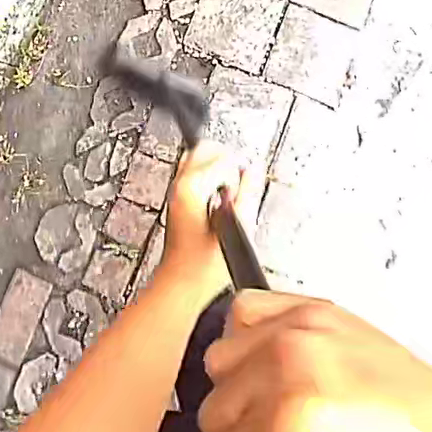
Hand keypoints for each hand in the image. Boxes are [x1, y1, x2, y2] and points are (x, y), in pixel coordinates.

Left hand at [152, 143, 253, 309]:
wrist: (181, 284)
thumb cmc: (203, 265)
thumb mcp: (238, 228)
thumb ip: (249, 193)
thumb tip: (254, 170)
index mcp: (192, 186)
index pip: (223, 158)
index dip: (239, 174)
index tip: (243, 192)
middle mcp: (180, 183)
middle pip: (206, 148)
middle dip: (227, 162)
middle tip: (238, 187)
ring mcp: (176, 190)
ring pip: (199, 157)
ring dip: (218, 169)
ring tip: (229, 196)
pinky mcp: (178, 198)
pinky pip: (195, 173)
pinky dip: (210, 178)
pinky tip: (219, 201)